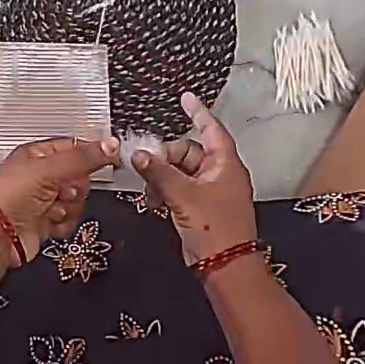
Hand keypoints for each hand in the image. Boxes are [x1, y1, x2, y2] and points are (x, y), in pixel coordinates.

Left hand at [0, 136, 118, 261]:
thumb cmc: (9, 194)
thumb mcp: (51, 168)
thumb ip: (84, 157)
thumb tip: (111, 145)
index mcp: (38, 154)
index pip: (74, 148)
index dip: (91, 154)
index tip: (108, 158)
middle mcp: (40, 176)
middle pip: (79, 177)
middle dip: (75, 187)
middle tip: (62, 190)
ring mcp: (42, 200)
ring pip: (77, 201)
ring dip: (69, 207)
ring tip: (51, 208)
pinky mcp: (45, 222)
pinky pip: (69, 220)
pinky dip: (63, 223)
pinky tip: (49, 222)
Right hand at [132, 92, 256, 265]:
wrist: (226, 266)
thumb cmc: (213, 226)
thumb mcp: (182, 195)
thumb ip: (158, 172)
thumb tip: (138, 155)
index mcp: (225, 163)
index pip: (211, 129)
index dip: (199, 112)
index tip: (186, 97)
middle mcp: (220, 173)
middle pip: (188, 152)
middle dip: (165, 157)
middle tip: (145, 165)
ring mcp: (211, 191)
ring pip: (181, 172)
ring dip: (162, 177)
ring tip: (149, 190)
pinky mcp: (202, 207)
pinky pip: (180, 189)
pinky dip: (166, 192)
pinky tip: (153, 202)